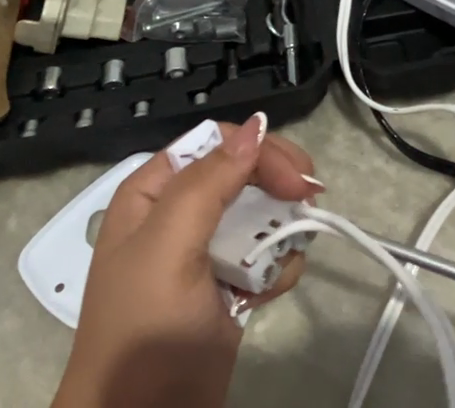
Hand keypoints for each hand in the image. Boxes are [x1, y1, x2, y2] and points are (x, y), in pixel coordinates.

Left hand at [52, 113, 321, 407]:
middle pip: (243, 171)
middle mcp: (177, 213)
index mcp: (153, 192)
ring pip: (260, 213)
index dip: (259, 152)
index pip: (215, 143)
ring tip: (282, 260)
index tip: (296, 180)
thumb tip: (257, 124)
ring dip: (281, 231)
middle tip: (310, 202)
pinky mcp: (226, 285)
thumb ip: (210, 181)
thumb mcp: (168, 246)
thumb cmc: (145, 329)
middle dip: (278, 185)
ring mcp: (203, 251)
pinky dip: (278, 268)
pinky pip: (265, 255)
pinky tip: (271, 292)